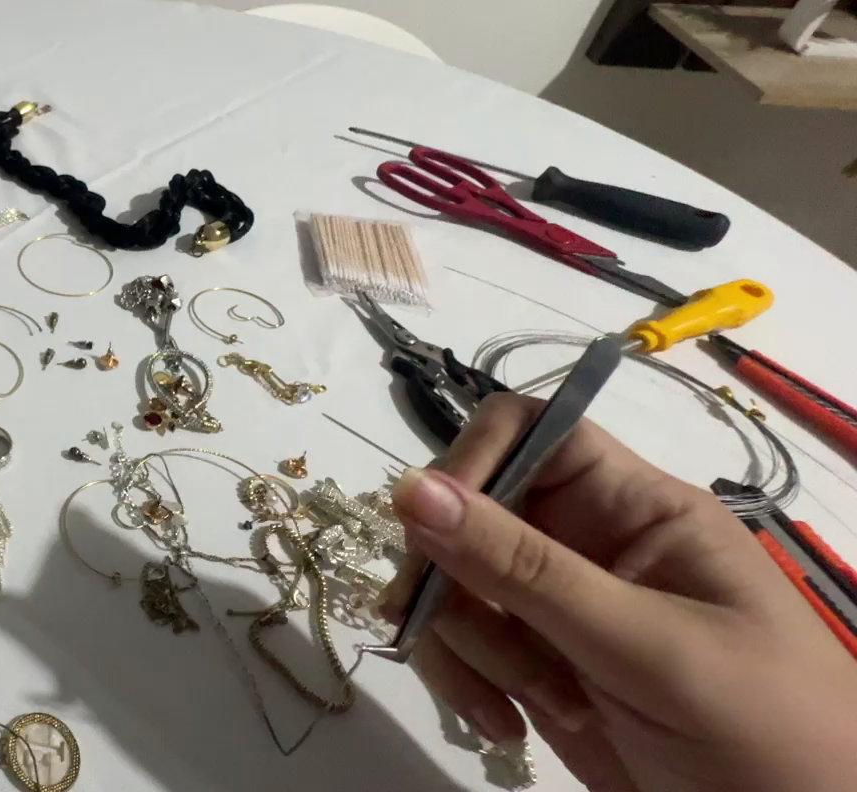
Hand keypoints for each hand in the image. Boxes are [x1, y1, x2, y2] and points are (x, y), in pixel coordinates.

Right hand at [382, 393, 856, 791]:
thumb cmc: (770, 744)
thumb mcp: (649, 651)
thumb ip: (524, 567)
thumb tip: (407, 485)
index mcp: (631, 509)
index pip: (523, 432)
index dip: (471, 460)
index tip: (433, 521)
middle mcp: (576, 538)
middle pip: (458, 510)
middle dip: (457, 580)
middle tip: (479, 640)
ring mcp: (541, 597)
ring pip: (441, 577)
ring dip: (467, 644)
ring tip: (543, 703)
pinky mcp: (517, 650)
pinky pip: (442, 634)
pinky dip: (457, 678)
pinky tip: (504, 723)